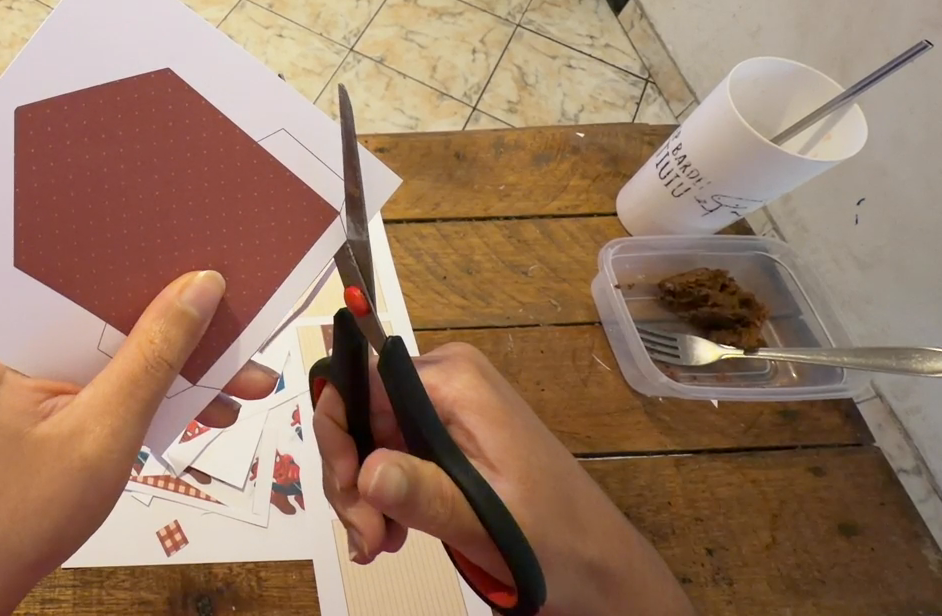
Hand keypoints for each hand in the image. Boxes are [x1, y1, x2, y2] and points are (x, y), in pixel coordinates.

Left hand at [0, 271, 275, 615]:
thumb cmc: (24, 512)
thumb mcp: (103, 431)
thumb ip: (153, 355)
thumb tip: (203, 285)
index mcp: (11, 321)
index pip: (93, 272)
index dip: (157, 267)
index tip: (216, 270)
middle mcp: (17, 331)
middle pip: (111, 310)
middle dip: (182, 327)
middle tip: (243, 335)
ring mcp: (30, 367)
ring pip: (114, 346)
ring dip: (175, 366)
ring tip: (244, 380)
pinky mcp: (43, 396)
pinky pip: (103, 376)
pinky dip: (147, 391)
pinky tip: (203, 406)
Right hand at [313, 341, 693, 615]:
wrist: (604, 566)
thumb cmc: (554, 540)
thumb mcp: (485, 521)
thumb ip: (423, 493)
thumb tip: (363, 473)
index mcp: (450, 379)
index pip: (358, 380)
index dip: (338, 435)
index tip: (350, 497)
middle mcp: (441, 375)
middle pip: (358, 410)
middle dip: (350, 475)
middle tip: (366, 539)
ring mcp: (443, 400)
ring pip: (367, 432)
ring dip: (362, 489)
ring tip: (378, 543)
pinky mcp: (445, 427)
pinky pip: (389, 446)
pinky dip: (380, 489)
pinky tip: (389, 530)